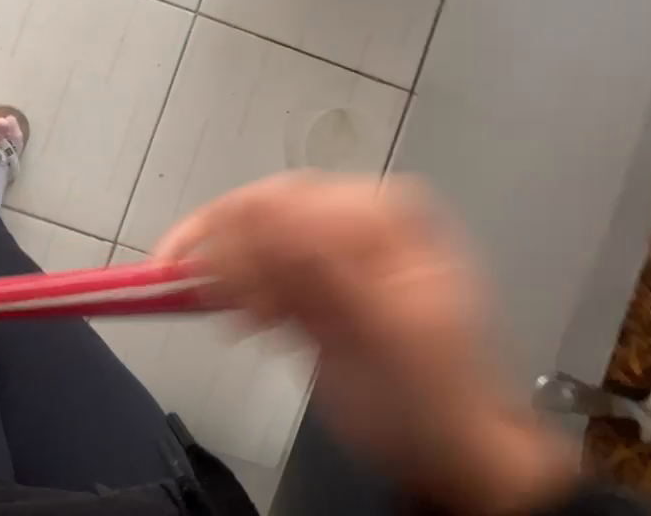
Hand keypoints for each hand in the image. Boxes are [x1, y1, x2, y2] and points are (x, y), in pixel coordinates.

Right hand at [156, 172, 576, 515]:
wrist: (444, 452)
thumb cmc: (432, 397)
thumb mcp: (390, 331)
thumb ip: (329, 266)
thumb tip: (267, 214)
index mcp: (384, 213)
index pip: (288, 197)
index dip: (240, 233)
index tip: (208, 275)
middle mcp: (352, 217)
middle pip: (261, 210)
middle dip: (229, 254)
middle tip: (206, 298)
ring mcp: (326, 247)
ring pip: (247, 235)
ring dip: (227, 275)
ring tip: (240, 320)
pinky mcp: (305, 278)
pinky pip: (251, 265)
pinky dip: (234, 291)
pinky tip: (243, 320)